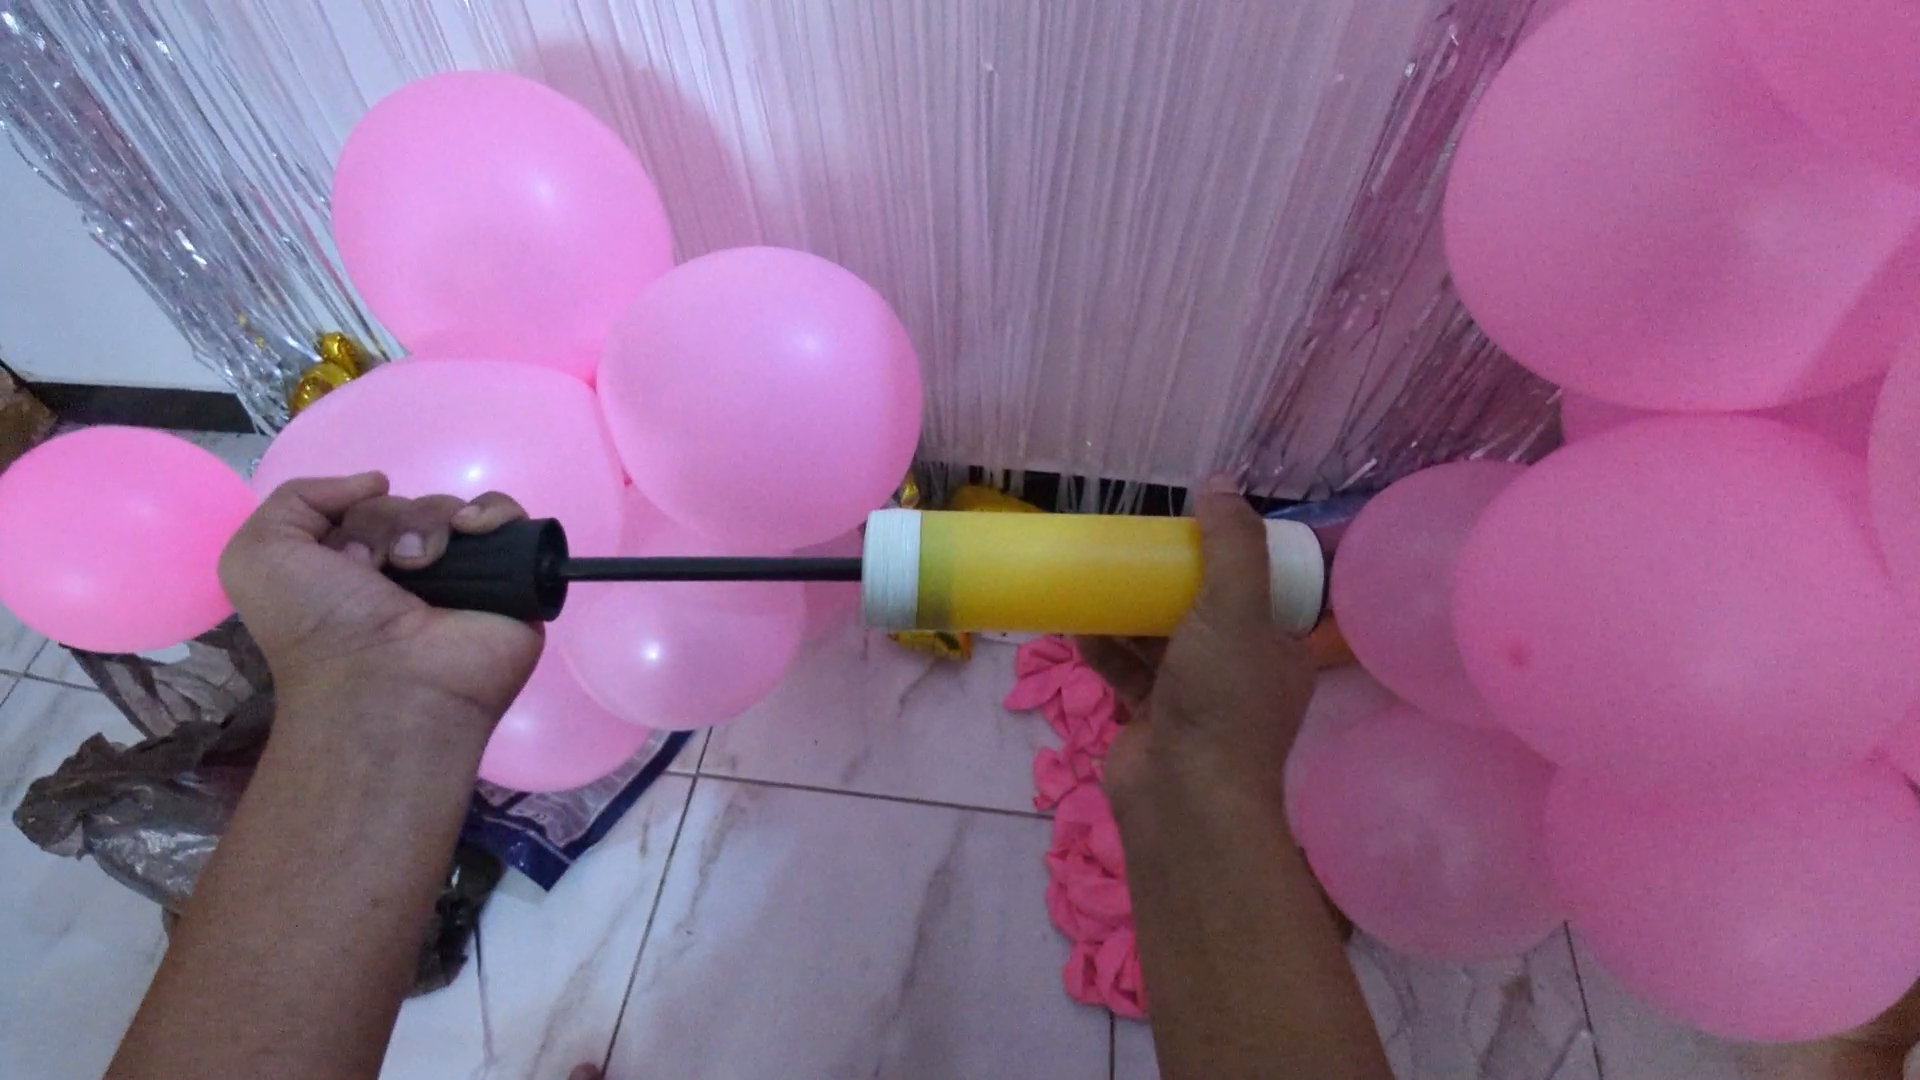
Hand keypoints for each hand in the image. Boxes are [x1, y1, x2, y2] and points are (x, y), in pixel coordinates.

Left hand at [220, 472, 543, 741]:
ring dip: (438, 520)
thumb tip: (377, 481)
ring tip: (428, 562)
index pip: (372, 507)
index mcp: (363, 566)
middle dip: (397, 522)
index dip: (356, 516)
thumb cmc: (321, 625)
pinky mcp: (518, 579)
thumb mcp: (259, 556)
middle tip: (391, 567)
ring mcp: (472, 574)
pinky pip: (515, 522)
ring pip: (463, 509)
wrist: (392, 680)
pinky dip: (495, 513)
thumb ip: (295, 499)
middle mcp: (419, 569)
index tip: (348, 557)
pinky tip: (475, 532)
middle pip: (417, 506)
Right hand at [1081, 488, 1315, 816]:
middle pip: (1202, 609)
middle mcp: (1239, 670)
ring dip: (1128, 611)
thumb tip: (1219, 482)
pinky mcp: (1151, 715)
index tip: (1190, 529)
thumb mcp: (1236, 609)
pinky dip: (1104, 648)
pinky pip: (1126, 670)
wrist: (1184, 799)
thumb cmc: (1221, 701)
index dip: (1228, 555)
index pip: (1259, 587)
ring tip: (1098, 575)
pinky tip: (1076, 624)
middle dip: (1166, 579)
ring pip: (1159, 639)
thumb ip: (1231, 545)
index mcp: (1277, 647)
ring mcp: (1193, 696)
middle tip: (1135, 547)